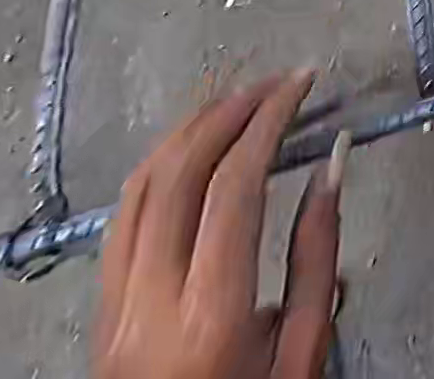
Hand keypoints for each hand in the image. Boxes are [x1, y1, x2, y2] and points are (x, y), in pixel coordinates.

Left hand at [94, 70, 346, 378]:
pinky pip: (124, 210)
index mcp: (209, 316)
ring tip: (241, 96)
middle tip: (277, 81)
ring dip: (194, 124)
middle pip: (182, 170)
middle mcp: (150, 300)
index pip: (235, 186)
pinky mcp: (102, 303)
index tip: (302, 84)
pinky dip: (163, 158)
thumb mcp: (303, 354)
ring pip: (143, 181)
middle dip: (233, 109)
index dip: (270, 120)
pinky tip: (194, 141)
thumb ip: (317, 254)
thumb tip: (331, 165)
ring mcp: (114, 301)